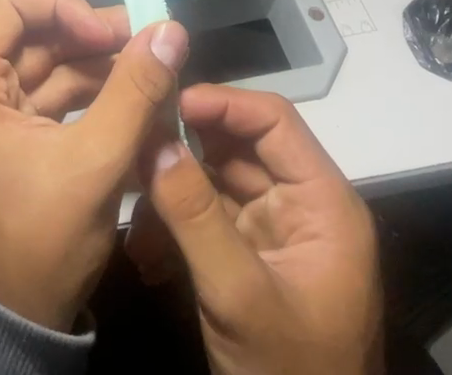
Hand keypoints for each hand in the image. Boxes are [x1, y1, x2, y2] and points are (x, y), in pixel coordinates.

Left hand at [0, 0, 187, 330]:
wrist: (12, 317)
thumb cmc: (39, 239)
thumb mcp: (95, 163)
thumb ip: (135, 93)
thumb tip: (171, 31)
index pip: (9, 2)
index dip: (63, 5)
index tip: (110, 34)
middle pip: (33, 31)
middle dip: (93, 36)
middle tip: (149, 49)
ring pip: (48, 62)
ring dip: (100, 66)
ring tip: (154, 76)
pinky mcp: (14, 134)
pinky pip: (53, 95)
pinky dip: (93, 96)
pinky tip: (137, 103)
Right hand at [129, 85, 381, 373]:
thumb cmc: (290, 370)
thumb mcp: (239, 293)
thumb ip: (195, 214)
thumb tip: (153, 140)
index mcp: (322, 204)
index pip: (273, 122)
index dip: (220, 103)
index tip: (164, 104)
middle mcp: (300, 207)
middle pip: (236, 148)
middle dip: (181, 150)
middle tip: (129, 148)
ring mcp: (271, 233)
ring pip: (212, 182)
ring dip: (168, 194)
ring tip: (130, 212)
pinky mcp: (246, 257)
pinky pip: (203, 220)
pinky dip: (171, 229)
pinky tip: (144, 256)